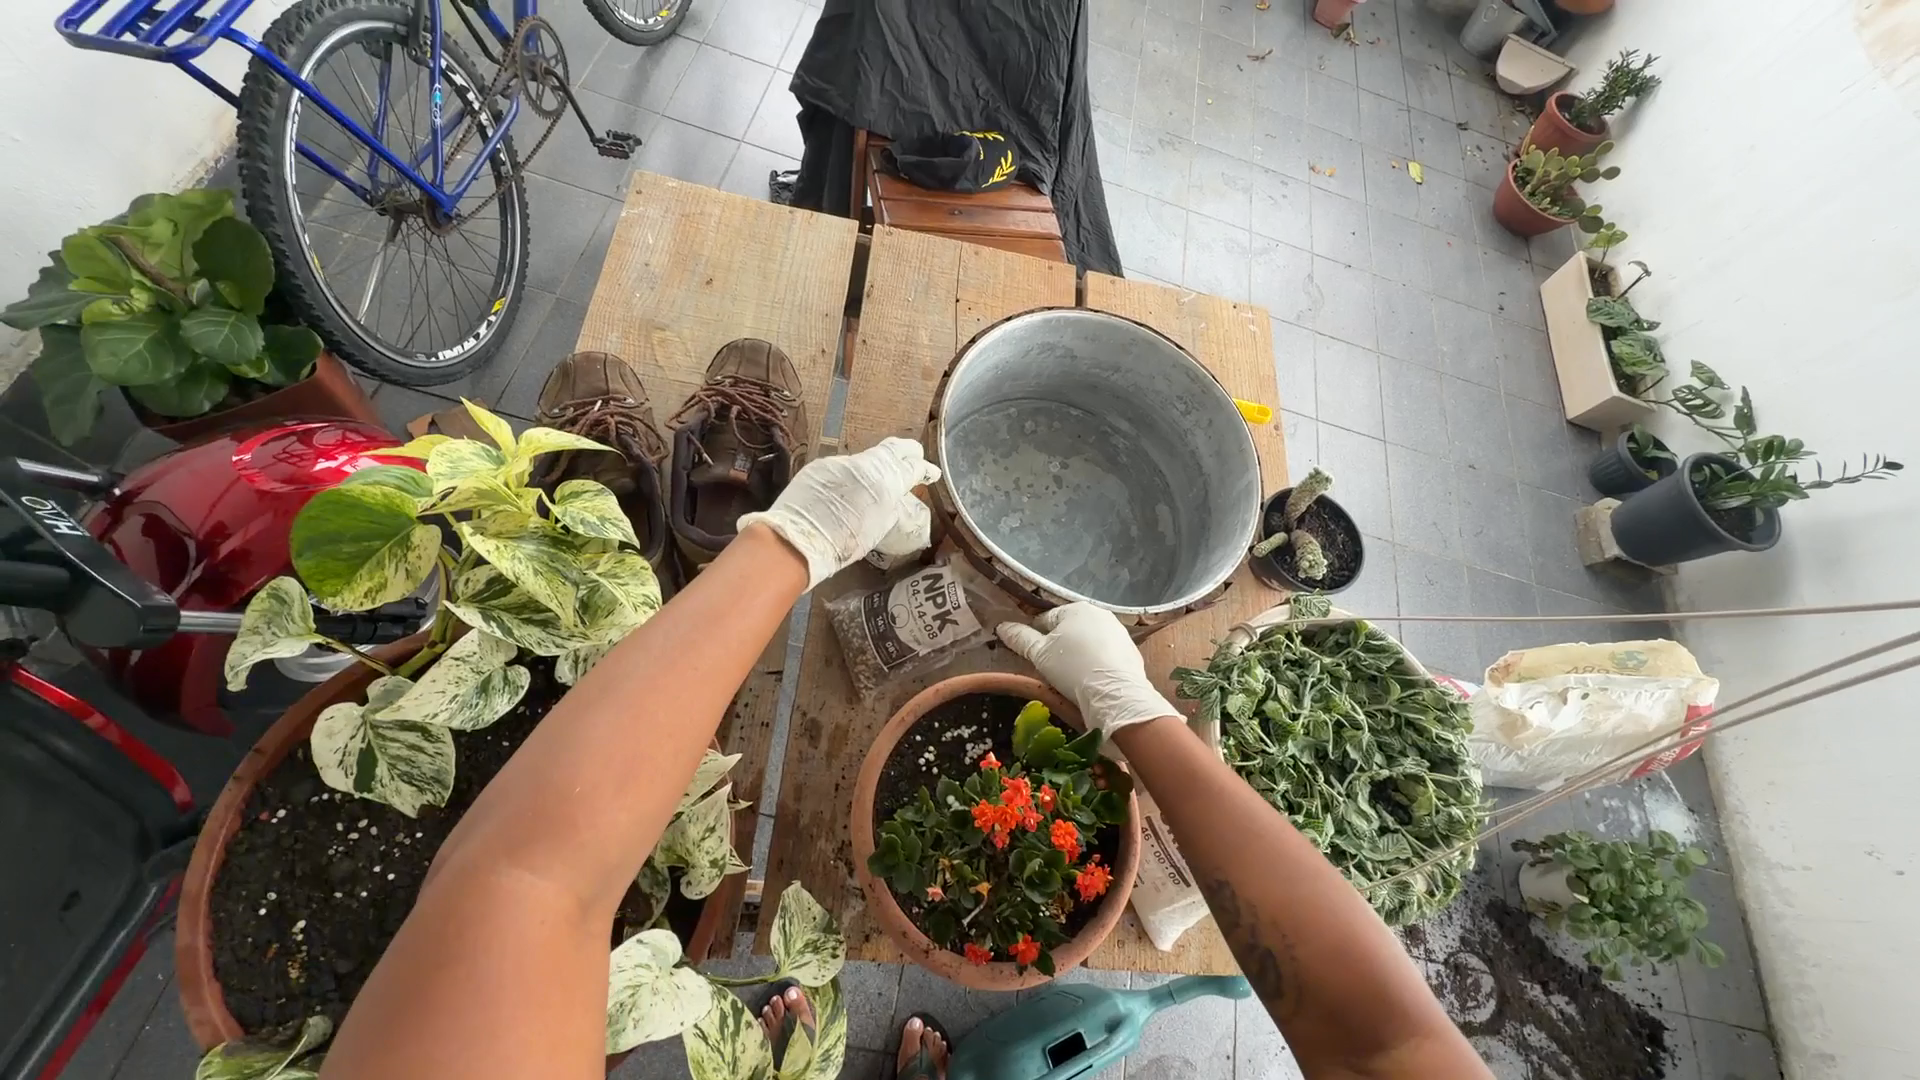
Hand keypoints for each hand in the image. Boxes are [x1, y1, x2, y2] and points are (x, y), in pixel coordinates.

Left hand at [738, 437, 940, 588]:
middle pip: (892, 450)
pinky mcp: (820, 466)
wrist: (798, 539)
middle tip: (914, 458)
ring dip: (874, 468)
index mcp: (885, 481)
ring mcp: (840, 463)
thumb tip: (895, 494)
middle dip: (906, 454)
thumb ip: (892, 503)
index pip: (912, 466)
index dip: (925, 469)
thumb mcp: (881, 525)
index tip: (931, 472)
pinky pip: (843, 469)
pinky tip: (846, 491)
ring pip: (865, 461)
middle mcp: (865, 465)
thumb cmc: (844, 542)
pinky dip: (850, 477)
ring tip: (877, 481)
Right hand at [995, 603, 1179, 734]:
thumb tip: (1002, 627)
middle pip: (1069, 628)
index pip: (1045, 618)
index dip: (1034, 636)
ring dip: (1079, 653)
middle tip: (1052, 668)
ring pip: (1089, 641)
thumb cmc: (1072, 669)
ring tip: (1073, 676)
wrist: (1116, 694)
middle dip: (1059, 644)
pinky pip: (1106, 654)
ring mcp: (1118, 632)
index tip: (1032, 655)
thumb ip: (1020, 638)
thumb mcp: (1039, 655)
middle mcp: (1099, 613)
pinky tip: (1093, 679)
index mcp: (1075, 608)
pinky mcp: (1131, 651)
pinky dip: (1097, 663)